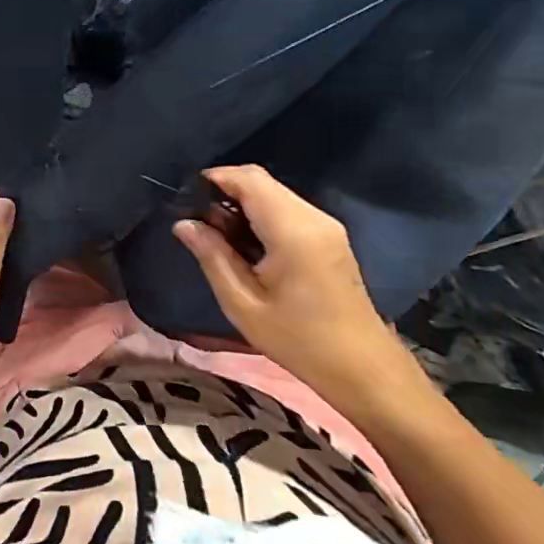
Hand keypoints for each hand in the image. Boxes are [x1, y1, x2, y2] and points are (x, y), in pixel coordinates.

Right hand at [172, 166, 420, 404]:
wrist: (359, 365)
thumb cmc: (297, 340)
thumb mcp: (243, 304)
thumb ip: (212, 257)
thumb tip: (184, 224)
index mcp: (293, 231)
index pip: (250, 180)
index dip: (216, 178)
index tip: (186, 196)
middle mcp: (314, 218)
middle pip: (264, 182)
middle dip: (227, 191)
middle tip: (198, 220)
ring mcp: (327, 226)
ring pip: (276, 195)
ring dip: (244, 203)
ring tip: (217, 233)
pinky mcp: (330, 237)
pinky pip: (289, 210)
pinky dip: (262, 215)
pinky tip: (246, 243)